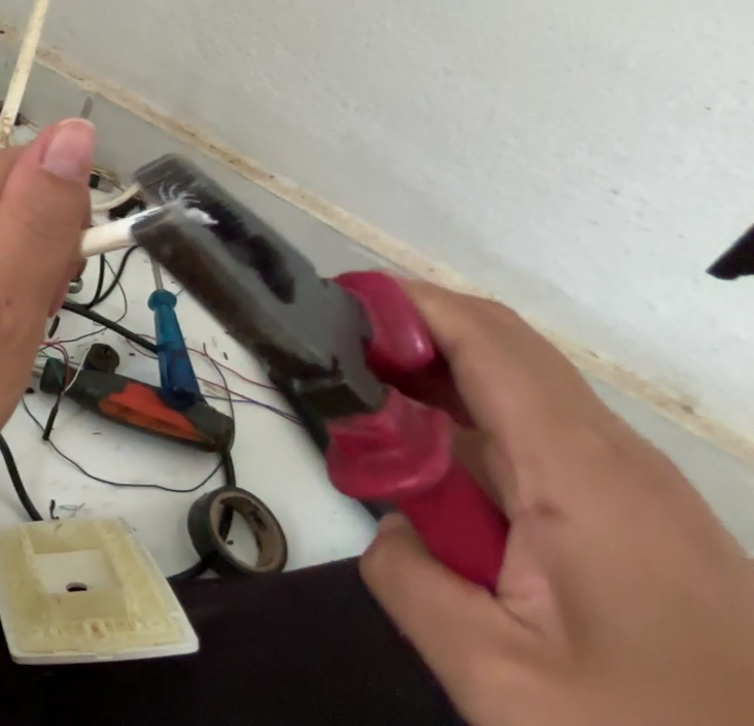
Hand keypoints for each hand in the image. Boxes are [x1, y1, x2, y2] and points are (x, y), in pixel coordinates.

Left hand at [0, 118, 93, 506]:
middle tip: (17, 316)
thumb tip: (76, 132)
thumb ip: (43, 219)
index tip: (43, 288)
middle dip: (41, 254)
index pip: (40, 168)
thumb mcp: (7, 308)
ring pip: (10, 221)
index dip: (61, 229)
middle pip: (23, 192)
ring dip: (23, 273)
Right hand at [360, 282, 753, 725]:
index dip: (411, 305)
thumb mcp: (490, 670)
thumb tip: (396, 528)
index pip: (490, 344)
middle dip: (415, 334)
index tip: (335, 301)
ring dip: (439, 386)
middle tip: (331, 349)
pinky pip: (542, 444)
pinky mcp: (641, 521)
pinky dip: (472, 431)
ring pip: (524, 398)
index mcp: (584, 477)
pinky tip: (430, 469)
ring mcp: (638, 491)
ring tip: (362, 405)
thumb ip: (406, 575)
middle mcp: (619, 462)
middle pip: (508, 353)